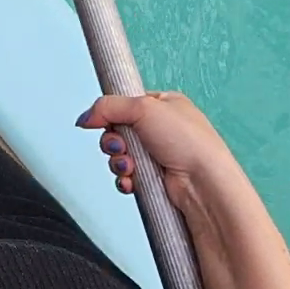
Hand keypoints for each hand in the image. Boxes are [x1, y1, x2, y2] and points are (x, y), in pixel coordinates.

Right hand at [77, 91, 244, 205]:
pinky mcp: (154, 178)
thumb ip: (107, 106)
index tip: (107, 120)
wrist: (204, 184)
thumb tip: (85, 117)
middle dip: (113, 141)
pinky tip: (132, 180)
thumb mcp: (143, 107)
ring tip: (130, 165)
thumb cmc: (190, 143)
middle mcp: (161, 129)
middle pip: (117, 130)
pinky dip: (124, 178)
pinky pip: (126, 175)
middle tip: (121, 146)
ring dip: (118, 161)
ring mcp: (158, 154)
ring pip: (119, 154)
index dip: (112, 113)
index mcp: (164, 105)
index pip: (125, 104)